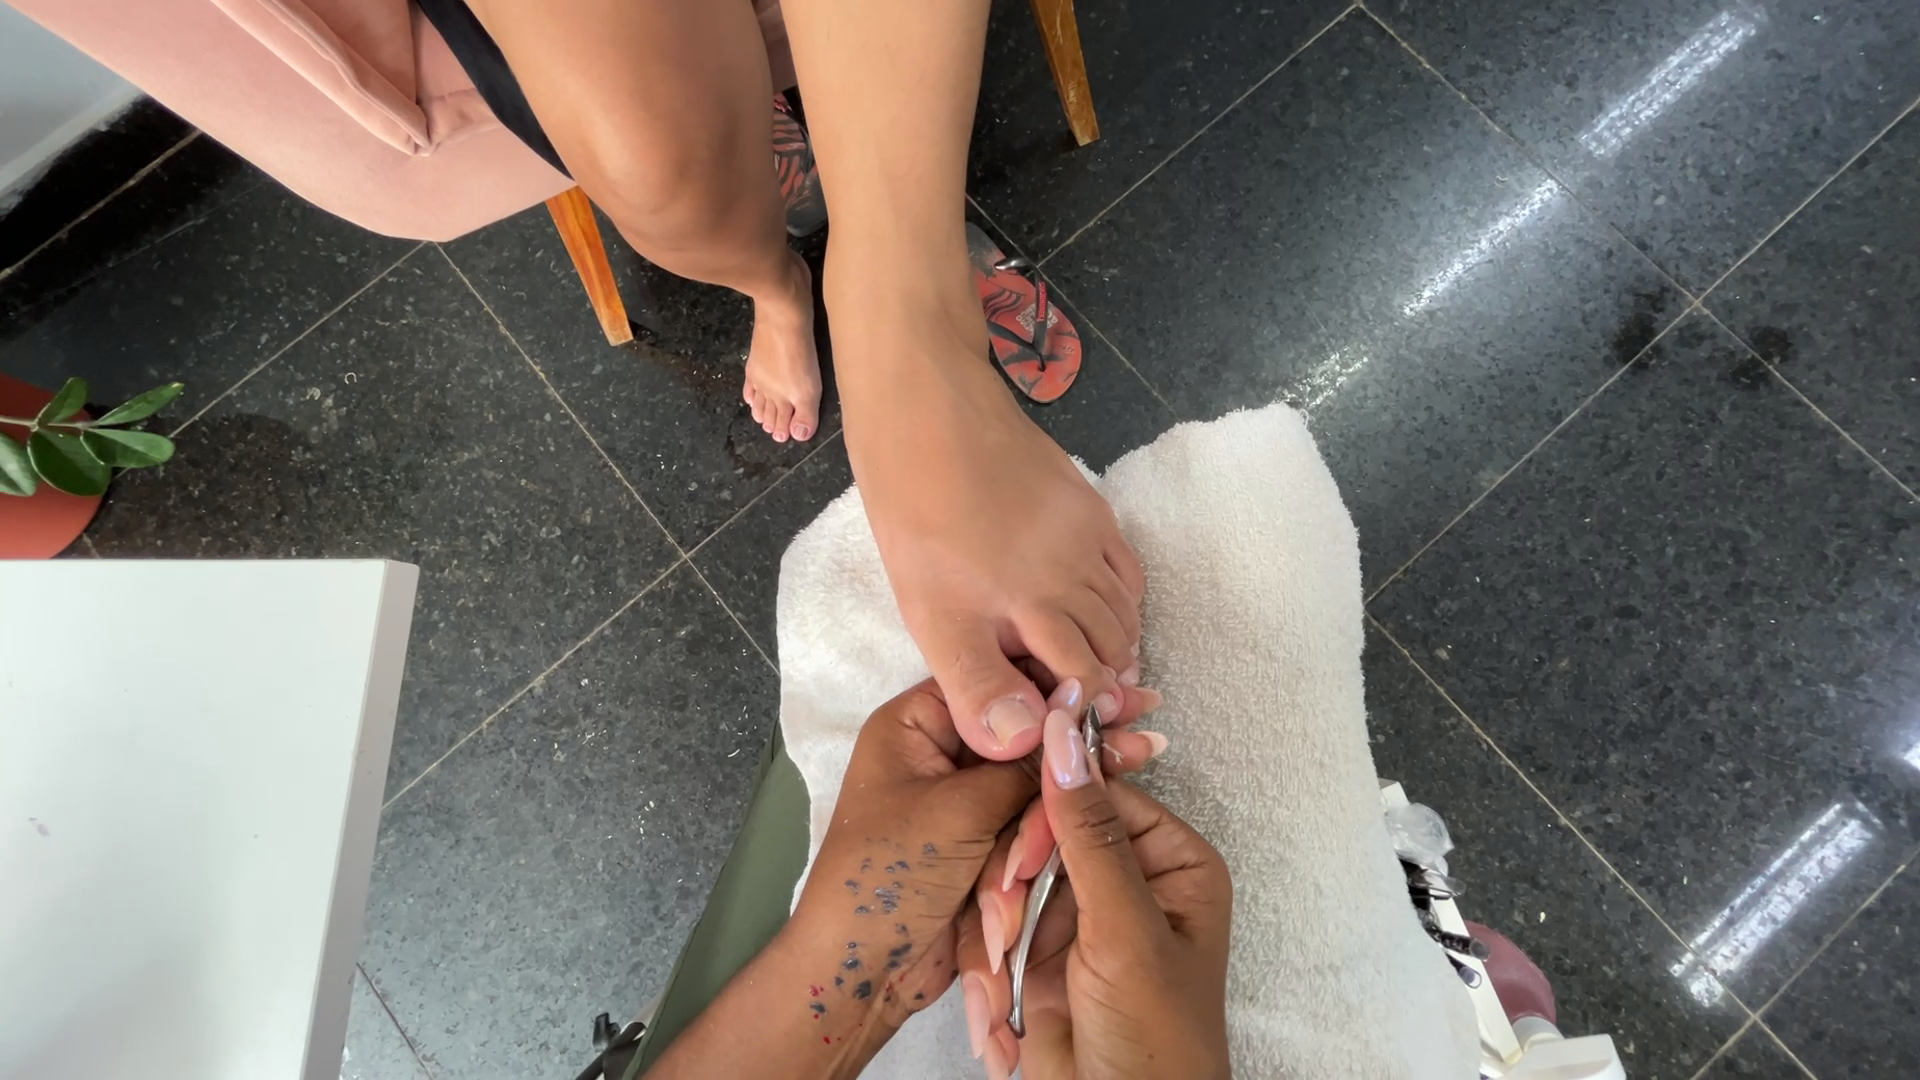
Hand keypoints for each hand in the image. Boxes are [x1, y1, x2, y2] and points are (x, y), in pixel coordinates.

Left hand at [786, 680, 1170, 1040]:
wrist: (864, 973)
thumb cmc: (892, 873)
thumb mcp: (959, 810)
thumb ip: (1021, 768)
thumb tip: (1075, 724)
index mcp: (915, 726)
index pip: (990, 686)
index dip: (1050, 686)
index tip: (1109, 686)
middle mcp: (939, 753)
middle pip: (1019, 731)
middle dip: (1076, 730)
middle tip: (1143, 712)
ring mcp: (963, 797)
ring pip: (1030, 776)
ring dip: (1078, 770)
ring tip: (1144, 749)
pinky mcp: (982, 837)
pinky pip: (1029, 814)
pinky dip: (1065, 809)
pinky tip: (1117, 785)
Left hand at [843, 324, 1145, 764]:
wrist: (928, 413)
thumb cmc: (916, 516)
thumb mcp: (930, 610)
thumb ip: (976, 680)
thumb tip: (1026, 742)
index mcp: (1041, 604)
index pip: (1089, 680)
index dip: (1082, 711)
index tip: (1065, 726)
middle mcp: (1082, 571)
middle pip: (1117, 646)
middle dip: (1102, 681)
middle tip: (1076, 700)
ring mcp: (1092, 533)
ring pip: (1127, 609)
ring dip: (1113, 643)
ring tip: (1086, 661)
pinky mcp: (1092, 503)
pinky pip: (1127, 567)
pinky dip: (1121, 600)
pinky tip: (1094, 605)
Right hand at [958, 709, 1232, 1079]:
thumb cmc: (1151, 1040)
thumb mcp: (1124, 931)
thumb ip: (1088, 831)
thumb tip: (1063, 730)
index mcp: (1166, 856)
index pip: (1091, 795)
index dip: (1046, 818)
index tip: (1018, 865)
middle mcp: (1121, 871)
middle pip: (1040, 830)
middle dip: (1013, 887)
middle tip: (1004, 931)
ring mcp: (1075, 905)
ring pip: (1006, 871)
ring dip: (995, 932)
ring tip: (1002, 986)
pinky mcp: (1037, 939)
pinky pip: (993, 916)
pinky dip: (987, 961)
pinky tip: (999, 1012)